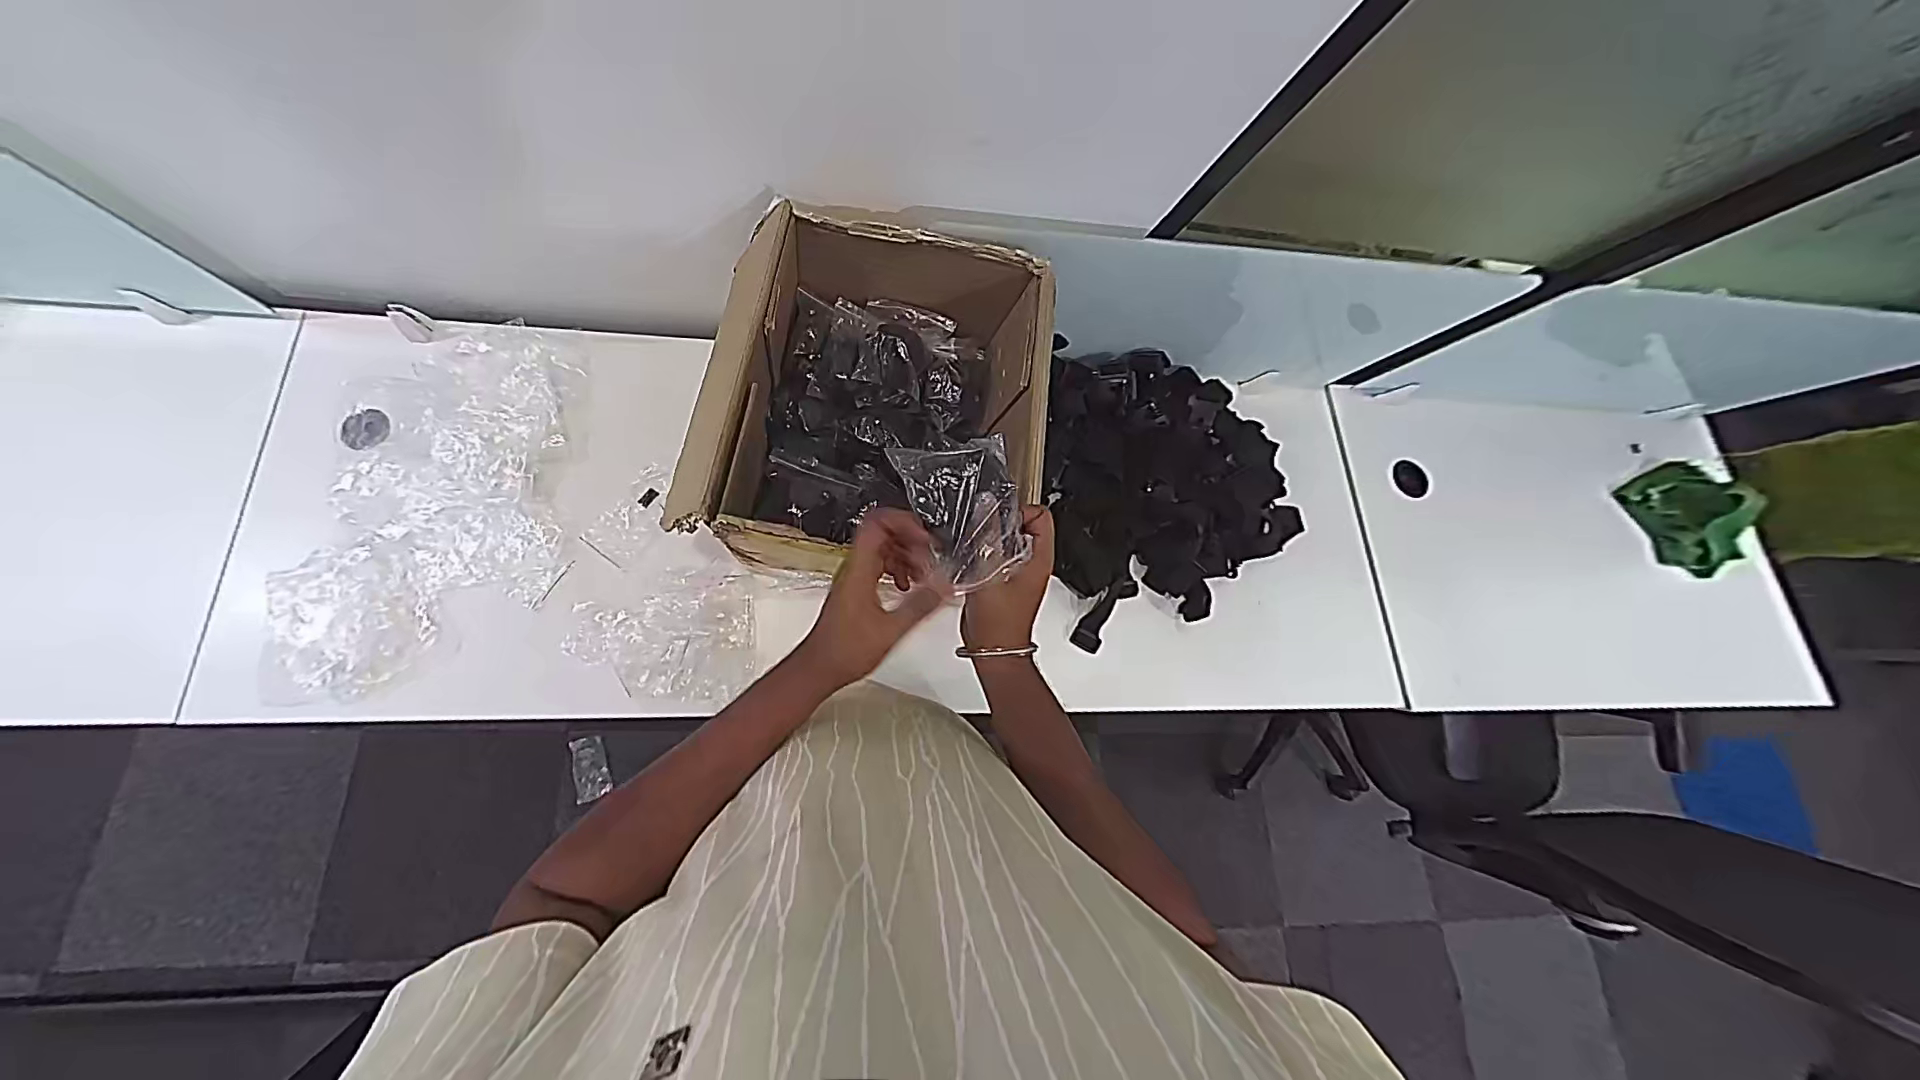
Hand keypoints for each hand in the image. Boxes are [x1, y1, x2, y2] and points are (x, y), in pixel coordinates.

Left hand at [795, 509, 951, 688]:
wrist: (820, 667)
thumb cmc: (843, 651)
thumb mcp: (892, 629)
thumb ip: (921, 604)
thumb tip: (944, 586)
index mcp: (859, 570)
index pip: (878, 523)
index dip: (905, 522)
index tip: (924, 538)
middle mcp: (853, 568)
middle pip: (884, 533)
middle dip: (912, 542)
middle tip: (929, 558)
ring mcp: (853, 576)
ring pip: (883, 549)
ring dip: (907, 557)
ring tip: (922, 574)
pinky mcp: (855, 588)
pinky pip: (879, 565)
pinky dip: (898, 569)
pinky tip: (908, 586)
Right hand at [961, 505, 1053, 651]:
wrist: (991, 648)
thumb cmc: (999, 622)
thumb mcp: (990, 572)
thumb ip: (988, 538)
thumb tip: (988, 507)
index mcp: (1040, 558)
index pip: (1041, 514)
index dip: (1020, 511)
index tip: (1000, 520)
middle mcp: (1032, 563)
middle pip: (1021, 525)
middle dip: (1000, 525)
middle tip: (985, 536)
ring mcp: (1017, 571)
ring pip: (1006, 541)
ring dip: (989, 540)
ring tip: (978, 551)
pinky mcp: (1001, 579)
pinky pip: (994, 555)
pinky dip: (982, 553)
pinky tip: (972, 564)